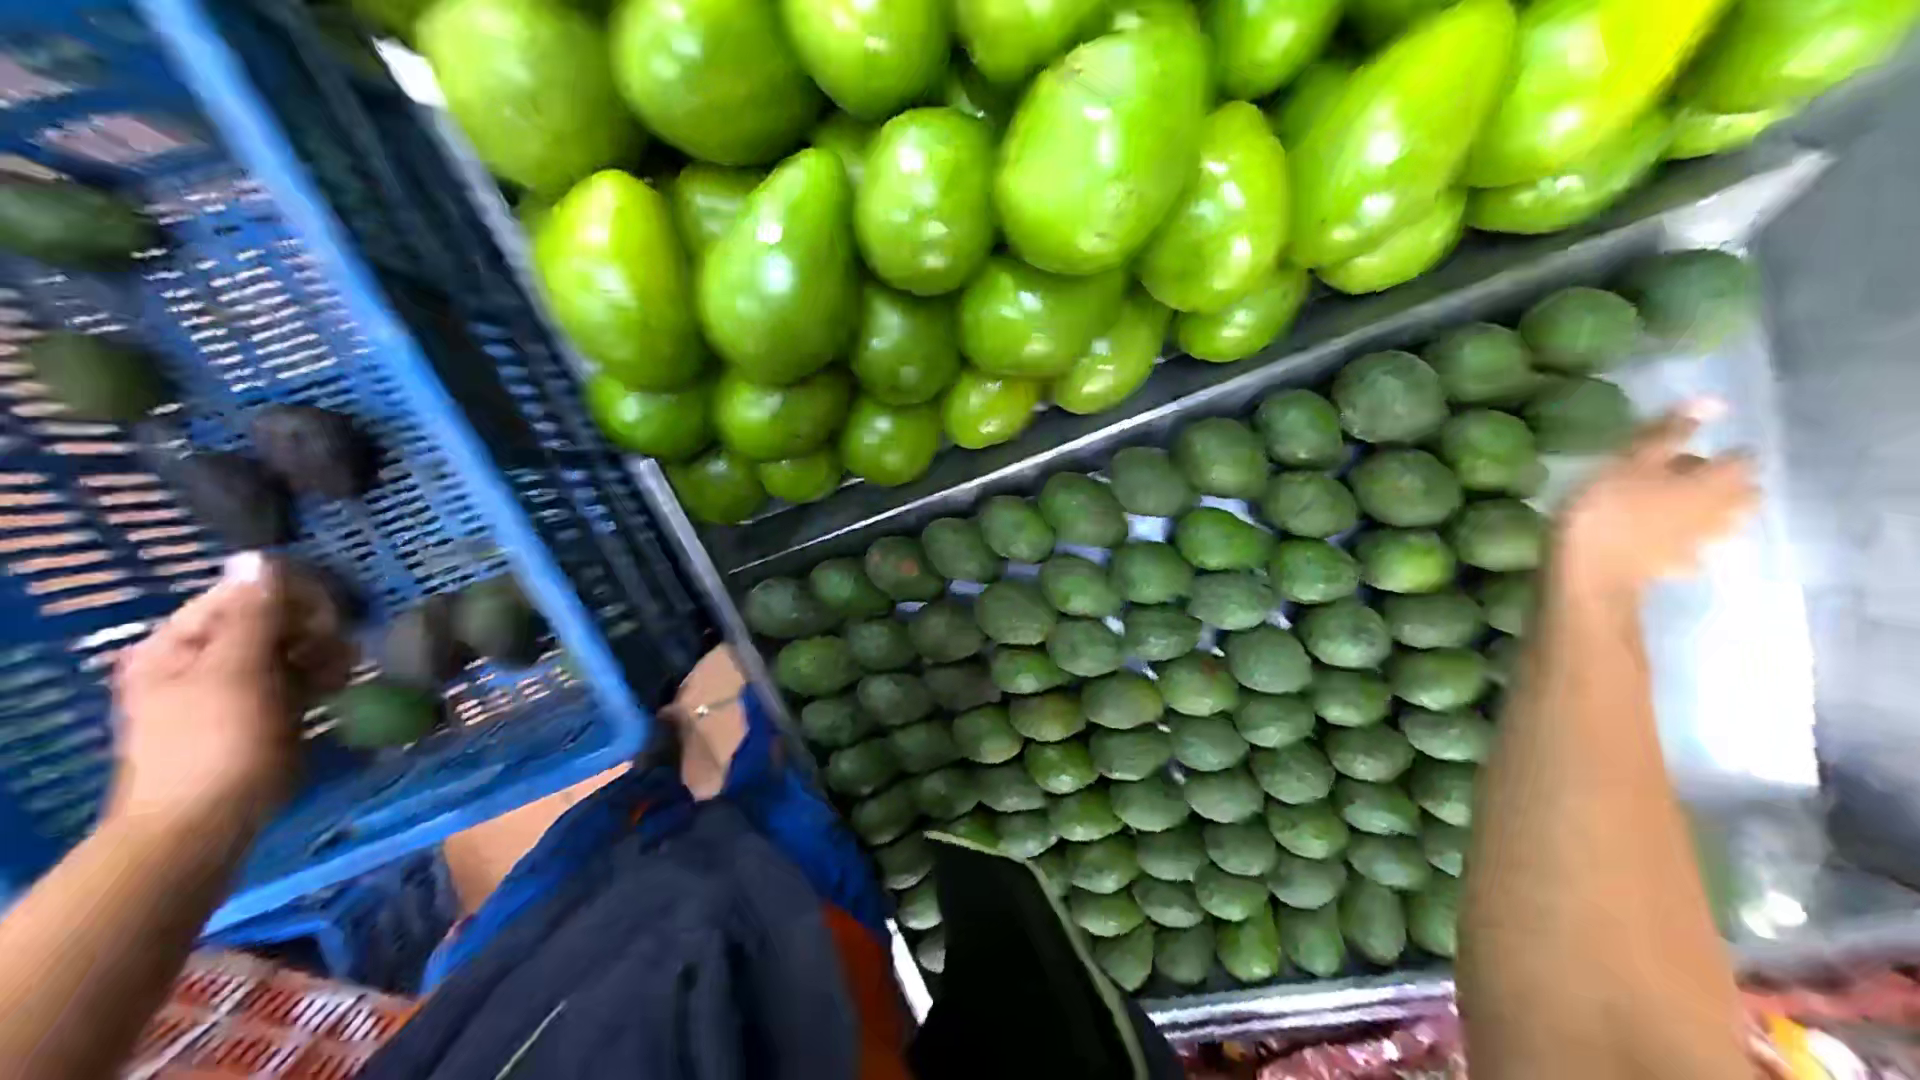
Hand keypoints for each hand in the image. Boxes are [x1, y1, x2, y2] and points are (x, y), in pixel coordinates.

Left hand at [109, 554, 353, 829]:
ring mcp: (234, 686)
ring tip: (341, 674)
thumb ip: (253, 614)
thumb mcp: (234, 671)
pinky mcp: (263, 709)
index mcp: (178, 644)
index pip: (243, 594)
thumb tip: (258, 558)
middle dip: (311, 629)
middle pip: (272, 619)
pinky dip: (321, 677)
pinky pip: (299, 676)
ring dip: (323, 654)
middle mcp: (202, 658)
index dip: (290, 597)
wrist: (208, 820)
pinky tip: (337, 687)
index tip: (329, 616)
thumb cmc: (215, 741)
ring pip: (292, 647)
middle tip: (337, 651)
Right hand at [1555, 401, 1758, 591]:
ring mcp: (1702, 543)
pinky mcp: (1676, 566)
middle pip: (1741, 493)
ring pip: (1719, 521)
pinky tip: (1657, 540)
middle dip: (1722, 483)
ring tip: (1669, 508)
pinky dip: (1680, 541)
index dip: (1723, 452)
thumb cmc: (1607, 509)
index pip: (1743, 459)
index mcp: (1718, 482)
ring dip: (1705, 513)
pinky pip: (1690, 548)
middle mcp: (1724, 512)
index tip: (1692, 449)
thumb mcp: (1629, 462)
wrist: (1590, 573)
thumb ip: (1668, 433)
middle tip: (1684, 477)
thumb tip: (1712, 401)